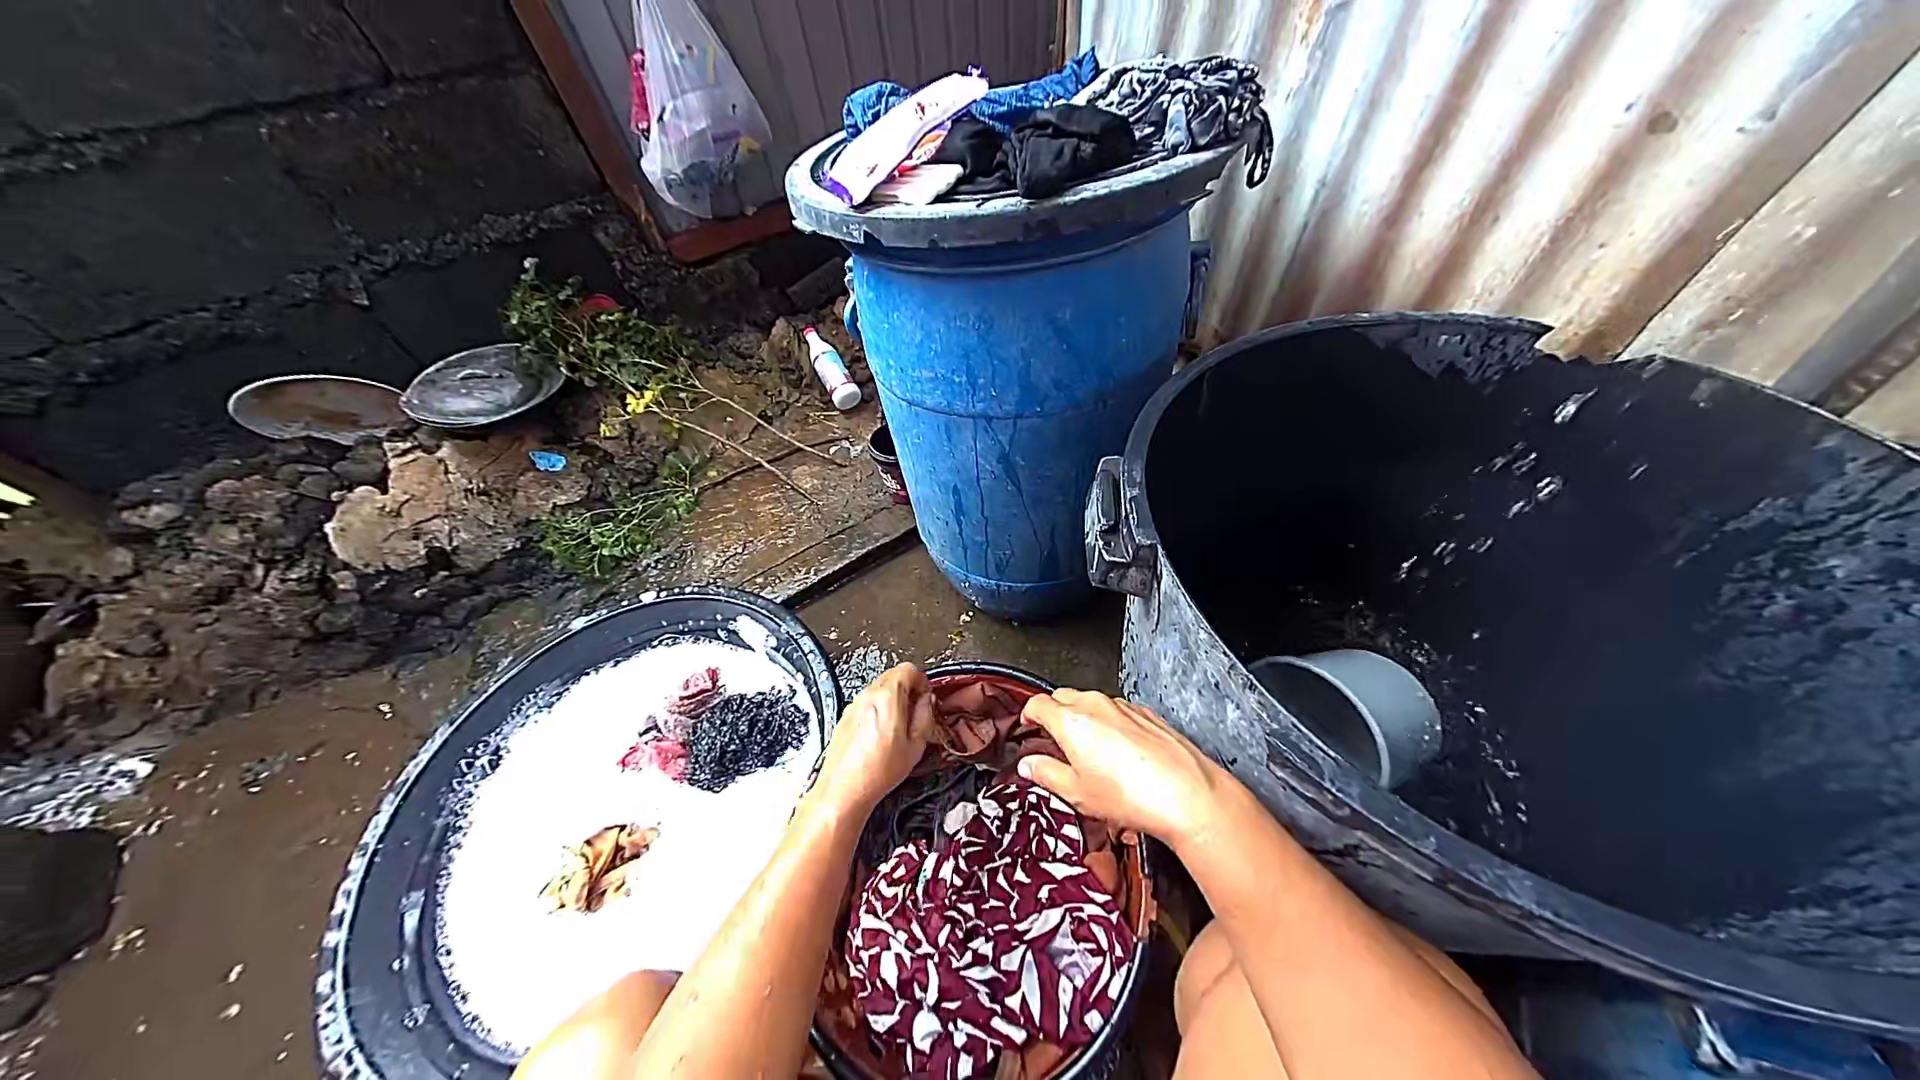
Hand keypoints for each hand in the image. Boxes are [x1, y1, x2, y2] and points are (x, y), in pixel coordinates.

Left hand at [811, 663, 935, 816]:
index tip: (925, 697)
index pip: (909, 669)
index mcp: (887, 696)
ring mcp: (854, 705)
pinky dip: (877, 711)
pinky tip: (881, 737)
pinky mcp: (845, 717)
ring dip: (892, 701)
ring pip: (879, 690)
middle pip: (893, 676)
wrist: (843, 791)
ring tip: (898, 729)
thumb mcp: (916, 745)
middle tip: (915, 713)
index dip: (922, 682)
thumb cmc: (876, 772)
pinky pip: (866, 704)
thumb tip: (927, 702)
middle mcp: (868, 695)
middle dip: (908, 691)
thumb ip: (925, 716)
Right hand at [1017, 689, 1232, 848]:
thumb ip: (1047, 774)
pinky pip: (1117, 711)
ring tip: (1087, 750)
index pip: (1037, 704)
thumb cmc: (1136, 796)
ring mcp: (1124, 707)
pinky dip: (1109, 722)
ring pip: (1091, 702)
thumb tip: (1031, 766)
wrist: (1188, 796)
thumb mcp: (1077, 793)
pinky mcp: (1146, 714)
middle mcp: (1096, 705)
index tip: (1028, 725)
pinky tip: (1117, 752)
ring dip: (1082, 717)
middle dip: (1053, 713)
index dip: (1028, 715)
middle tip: (1052, 738)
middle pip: (1062, 697)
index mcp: (1072, 720)